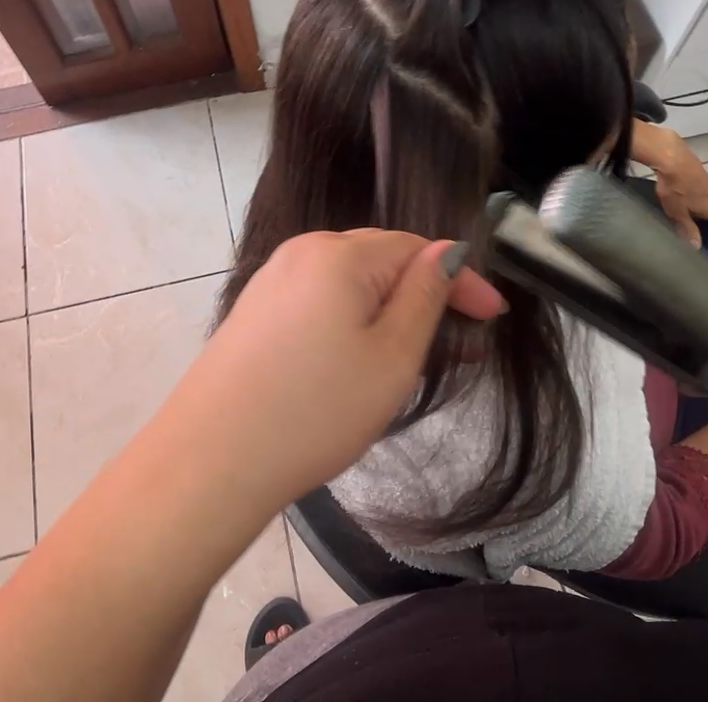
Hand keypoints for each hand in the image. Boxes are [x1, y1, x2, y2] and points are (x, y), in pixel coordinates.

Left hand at [172, 230, 506, 510]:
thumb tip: (448, 251)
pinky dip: (352, 319)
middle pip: (381, 259)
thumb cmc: (315, 410)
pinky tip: (360, 357)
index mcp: (339, 253)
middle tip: (463, 342)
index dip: (461, 278)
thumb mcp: (391, 356)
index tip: (496, 317)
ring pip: (349, 282)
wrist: (210, 459)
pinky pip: (319, 300)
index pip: (416, 248)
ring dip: (389, 309)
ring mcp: (271, 280)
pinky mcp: (254, 312)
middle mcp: (301, 252)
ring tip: (418, 355)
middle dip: (426, 292)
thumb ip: (425, 296)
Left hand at [629, 120, 707, 248]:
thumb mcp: (678, 212)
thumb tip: (697, 246)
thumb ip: (687, 228)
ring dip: (702, 201)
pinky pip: (699, 185)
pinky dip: (695, 190)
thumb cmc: (676, 188)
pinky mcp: (698, 170)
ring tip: (689, 206)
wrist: (672, 157)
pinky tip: (682, 190)